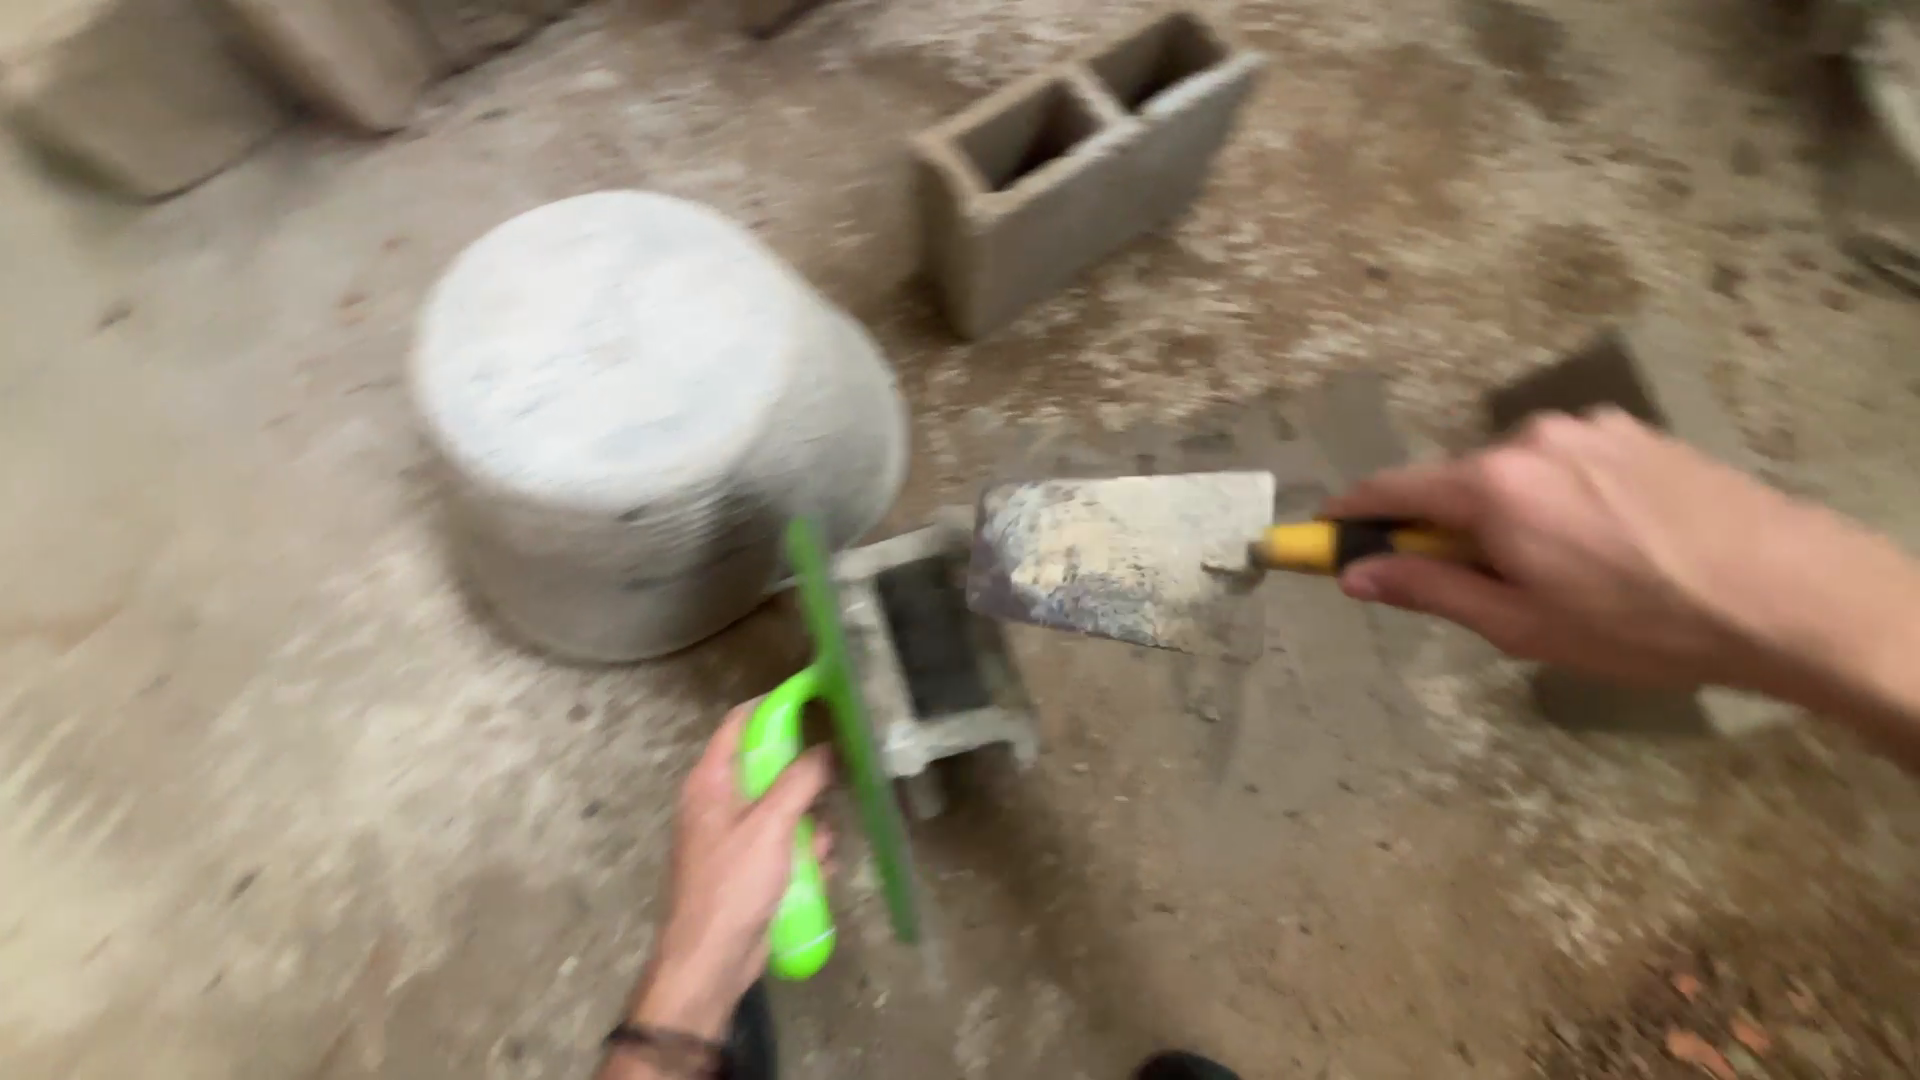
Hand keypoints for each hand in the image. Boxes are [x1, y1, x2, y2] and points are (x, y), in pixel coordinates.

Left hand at [627, 700, 833, 1040]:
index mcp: (710, 781)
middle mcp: (720, 801)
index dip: (773, 706)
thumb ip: (801, 780)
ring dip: (810, 821)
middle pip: (769, 764)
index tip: (813, 698)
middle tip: (835, 774)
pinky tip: (820, 869)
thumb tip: (828, 749)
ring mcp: (735, 835)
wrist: (709, 963)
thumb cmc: (732, 885)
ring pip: (785, 805)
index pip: (739, 723)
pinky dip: (805, 850)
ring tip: (821, 843)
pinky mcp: (751, 864)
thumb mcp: (771, 825)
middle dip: (805, 775)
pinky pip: (786, 840)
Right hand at [1322, 408, 1919, 697]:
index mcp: (1493, 485)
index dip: (1350, 513)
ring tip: (1551, 566)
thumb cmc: (1642, 624)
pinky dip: (1548, 495)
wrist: (1805, 601)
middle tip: (1468, 579)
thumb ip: (1427, 590)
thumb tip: (1353, 576)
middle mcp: (1531, 439)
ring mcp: (1589, 429)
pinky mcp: (1635, 432)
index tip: (1326, 533)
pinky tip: (1598, 538)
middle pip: (1452, 481)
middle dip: (1440, 525)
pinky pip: (1559, 462)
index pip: (1390, 489)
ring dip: (1500, 511)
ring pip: (1508, 473)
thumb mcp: (1518, 624)